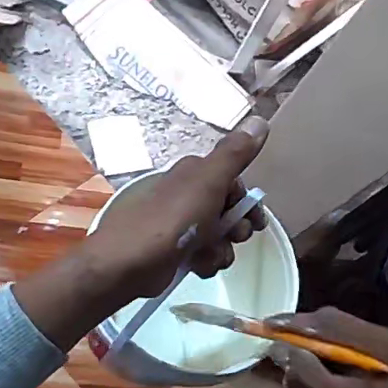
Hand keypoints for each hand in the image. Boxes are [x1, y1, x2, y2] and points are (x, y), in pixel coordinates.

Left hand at [15, 117, 268, 349]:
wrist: (127, 263)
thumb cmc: (171, 221)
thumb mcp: (208, 183)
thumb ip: (234, 154)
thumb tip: (260, 119)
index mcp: (195, 174)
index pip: (234, 183)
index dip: (247, 203)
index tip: (256, 221)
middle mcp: (187, 195)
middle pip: (228, 212)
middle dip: (235, 229)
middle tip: (233, 238)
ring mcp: (179, 224)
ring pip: (218, 237)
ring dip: (220, 250)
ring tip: (207, 257)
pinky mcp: (173, 250)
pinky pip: (202, 255)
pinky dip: (204, 262)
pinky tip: (197, 267)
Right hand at [266, 307, 387, 387]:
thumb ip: (307, 371)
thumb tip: (277, 347)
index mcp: (382, 342)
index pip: (329, 320)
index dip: (294, 322)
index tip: (266, 326)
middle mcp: (387, 339)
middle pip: (334, 325)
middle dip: (301, 334)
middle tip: (272, 343)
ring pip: (339, 340)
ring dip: (312, 348)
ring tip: (285, 358)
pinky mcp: (385, 368)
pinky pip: (348, 354)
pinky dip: (326, 360)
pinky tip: (309, 372)